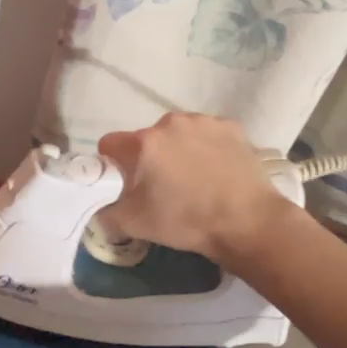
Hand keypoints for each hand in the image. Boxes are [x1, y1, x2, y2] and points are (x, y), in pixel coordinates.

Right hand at [96, 112, 302, 267]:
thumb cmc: (186, 221)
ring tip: (193, 179)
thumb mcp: (135, 225)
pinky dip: (206, 148)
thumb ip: (106, 215)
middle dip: (148, 159)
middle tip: (162, 187)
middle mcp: (171, 123)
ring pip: (177, 134)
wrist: (247, 222)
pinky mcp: (232, 127)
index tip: (124, 184)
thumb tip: (99, 212)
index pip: (110, 144)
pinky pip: (207, 134)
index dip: (111, 164)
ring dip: (177, 151)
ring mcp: (204, 122)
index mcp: (143, 143)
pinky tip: (216, 171)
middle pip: (146, 139)